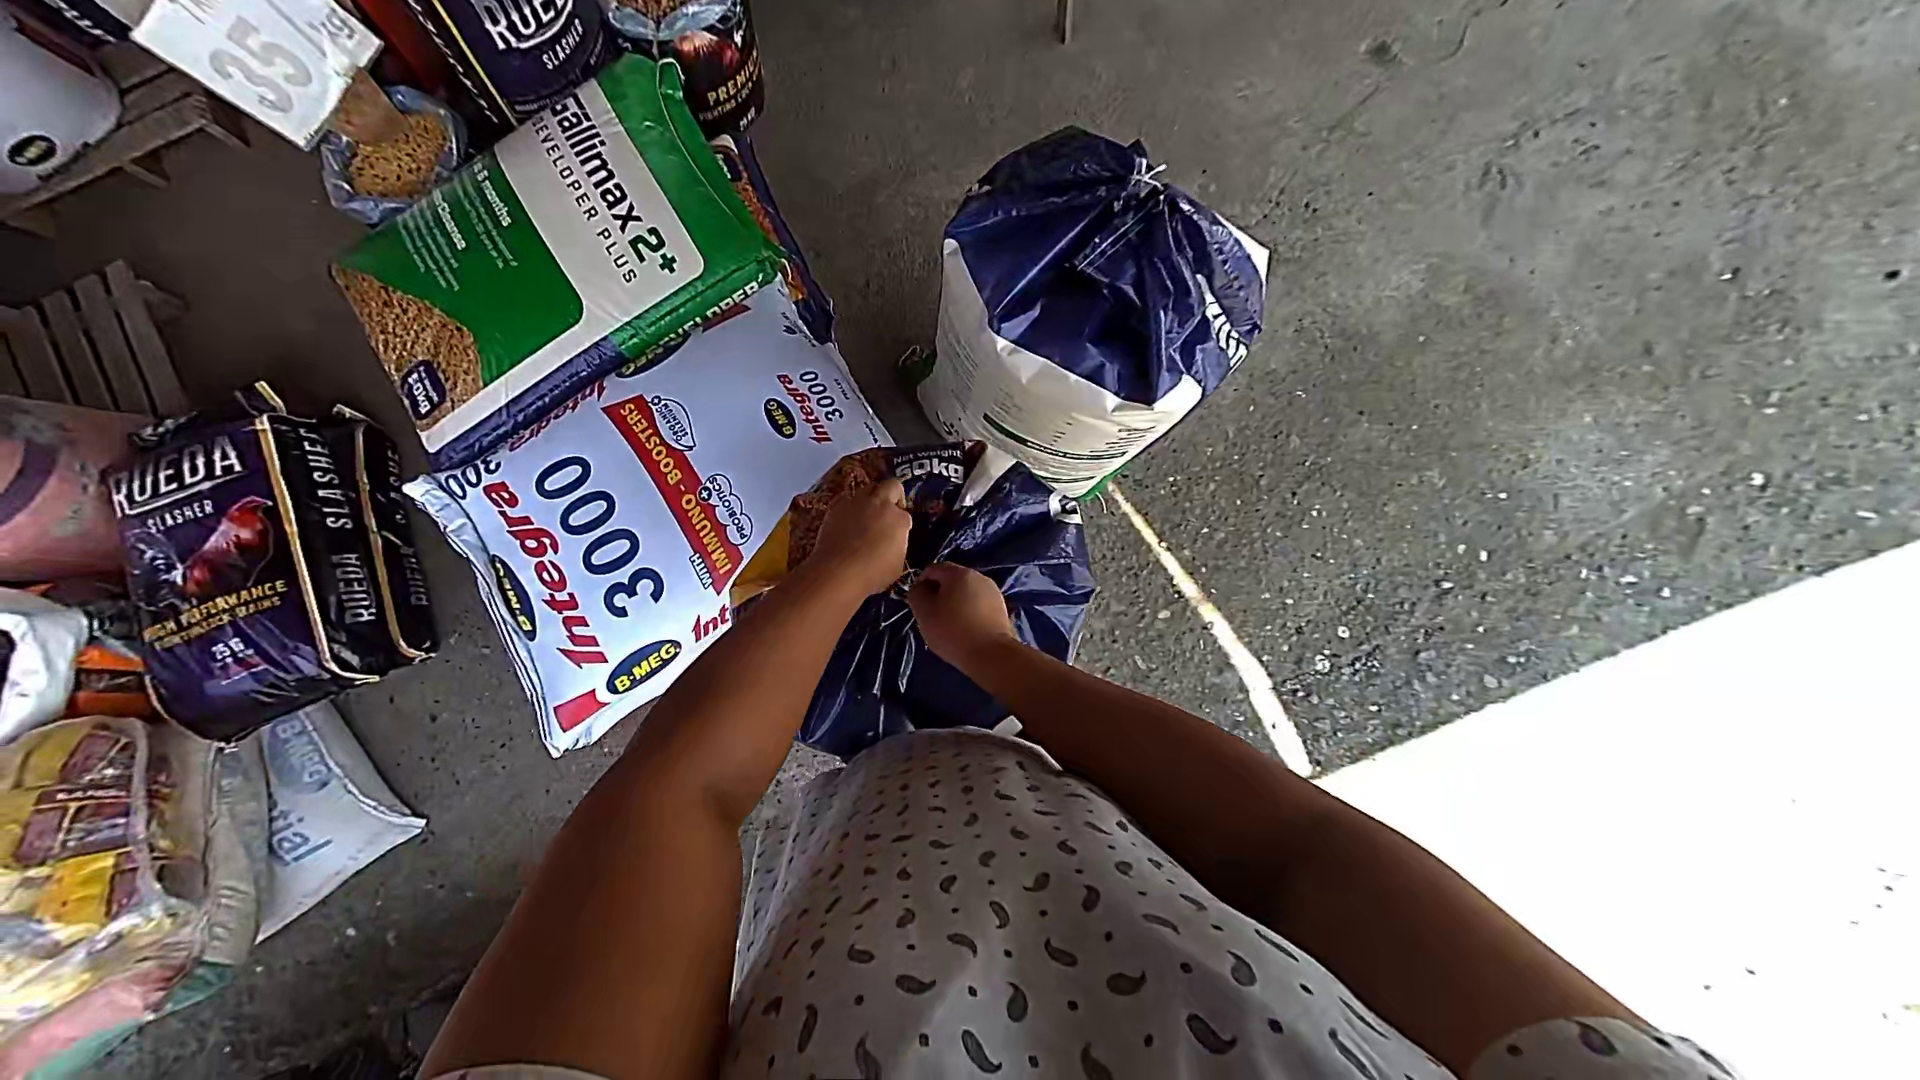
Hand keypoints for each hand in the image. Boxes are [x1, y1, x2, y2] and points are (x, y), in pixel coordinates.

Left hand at [803, 477, 910, 596]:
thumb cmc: (873, 574)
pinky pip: (846, 497)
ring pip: (868, 487)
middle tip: (889, 512)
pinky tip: (847, 518)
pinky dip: (850, 504)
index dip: (902, 524)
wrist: (838, 573)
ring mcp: (856, 502)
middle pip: (892, 485)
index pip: (905, 514)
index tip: (898, 534)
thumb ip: (898, 545)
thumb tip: (894, 541)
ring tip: (867, 514)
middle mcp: (880, 503)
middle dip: (893, 495)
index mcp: (899, 519)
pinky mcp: (836, 506)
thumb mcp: (897, 564)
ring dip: (871, 497)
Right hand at [907, 563, 1016, 670]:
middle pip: (951, 580)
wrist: (991, 655)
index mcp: (959, 573)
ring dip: (954, 603)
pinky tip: (965, 629)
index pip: (933, 569)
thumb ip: (916, 594)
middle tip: (932, 615)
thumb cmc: (953, 631)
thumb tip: (920, 587)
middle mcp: (979, 577)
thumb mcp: (924, 613)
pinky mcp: (1001, 608)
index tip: (918, 603)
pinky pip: (978, 605)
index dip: (921, 583)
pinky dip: (968, 612)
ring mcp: (993, 592)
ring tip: (948, 625)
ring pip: (966, 593)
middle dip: (939, 593)